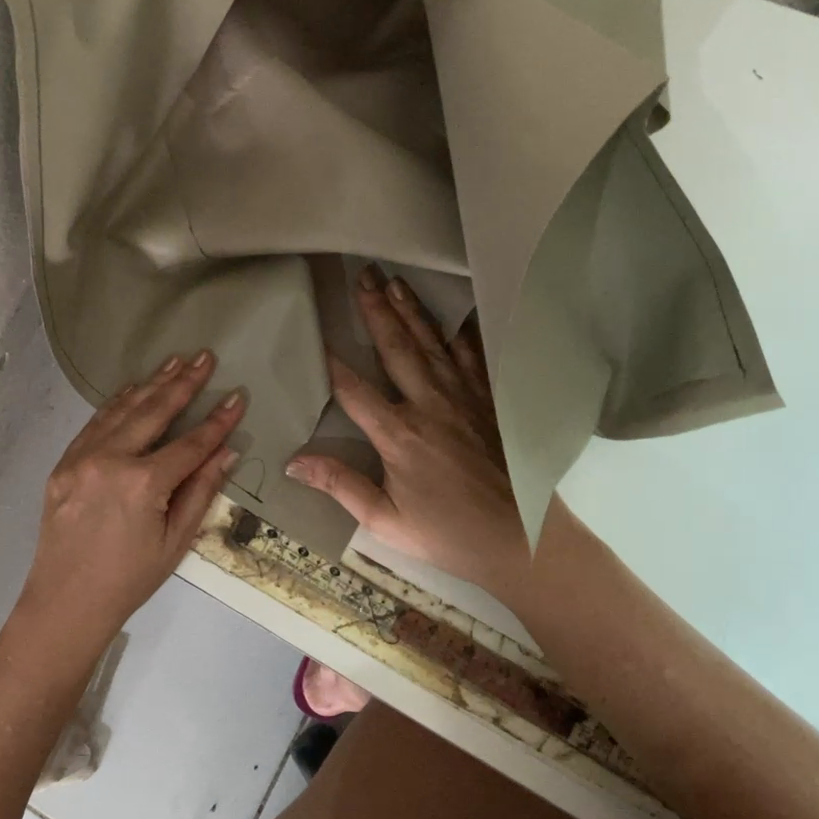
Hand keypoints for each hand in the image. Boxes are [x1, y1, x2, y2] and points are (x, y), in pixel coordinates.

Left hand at [20, 350, 245, 649]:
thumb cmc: (129, 579)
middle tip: (205, 356)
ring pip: (120, 410)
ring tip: (174, 363)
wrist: (66, 600)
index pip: (190, 443)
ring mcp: (80, 458)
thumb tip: (226, 452)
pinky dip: (115, 404)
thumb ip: (200, 491)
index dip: (217, 421)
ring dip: (149, 385)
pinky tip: (133, 390)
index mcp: (142, 483)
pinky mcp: (63, 464)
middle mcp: (109, 460)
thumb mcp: (175, 541)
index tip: (237, 396)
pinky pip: (93, 424)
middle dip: (182, 383)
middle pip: (153, 412)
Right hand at [284, 266, 531, 603]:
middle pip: (396, 349)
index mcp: (398, 435)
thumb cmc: (447, 535)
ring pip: (433, 345)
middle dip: (376, 311)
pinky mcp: (492, 404)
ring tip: (395, 282)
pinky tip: (458, 315)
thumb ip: (340, 485)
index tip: (317, 332)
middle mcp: (430, 406)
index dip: (332, 360)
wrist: (524, 542)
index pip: (354, 389)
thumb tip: (294, 461)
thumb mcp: (384, 520)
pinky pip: (475, 359)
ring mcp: (465, 400)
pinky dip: (465, 334)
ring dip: (412, 311)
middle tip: (363, 276)